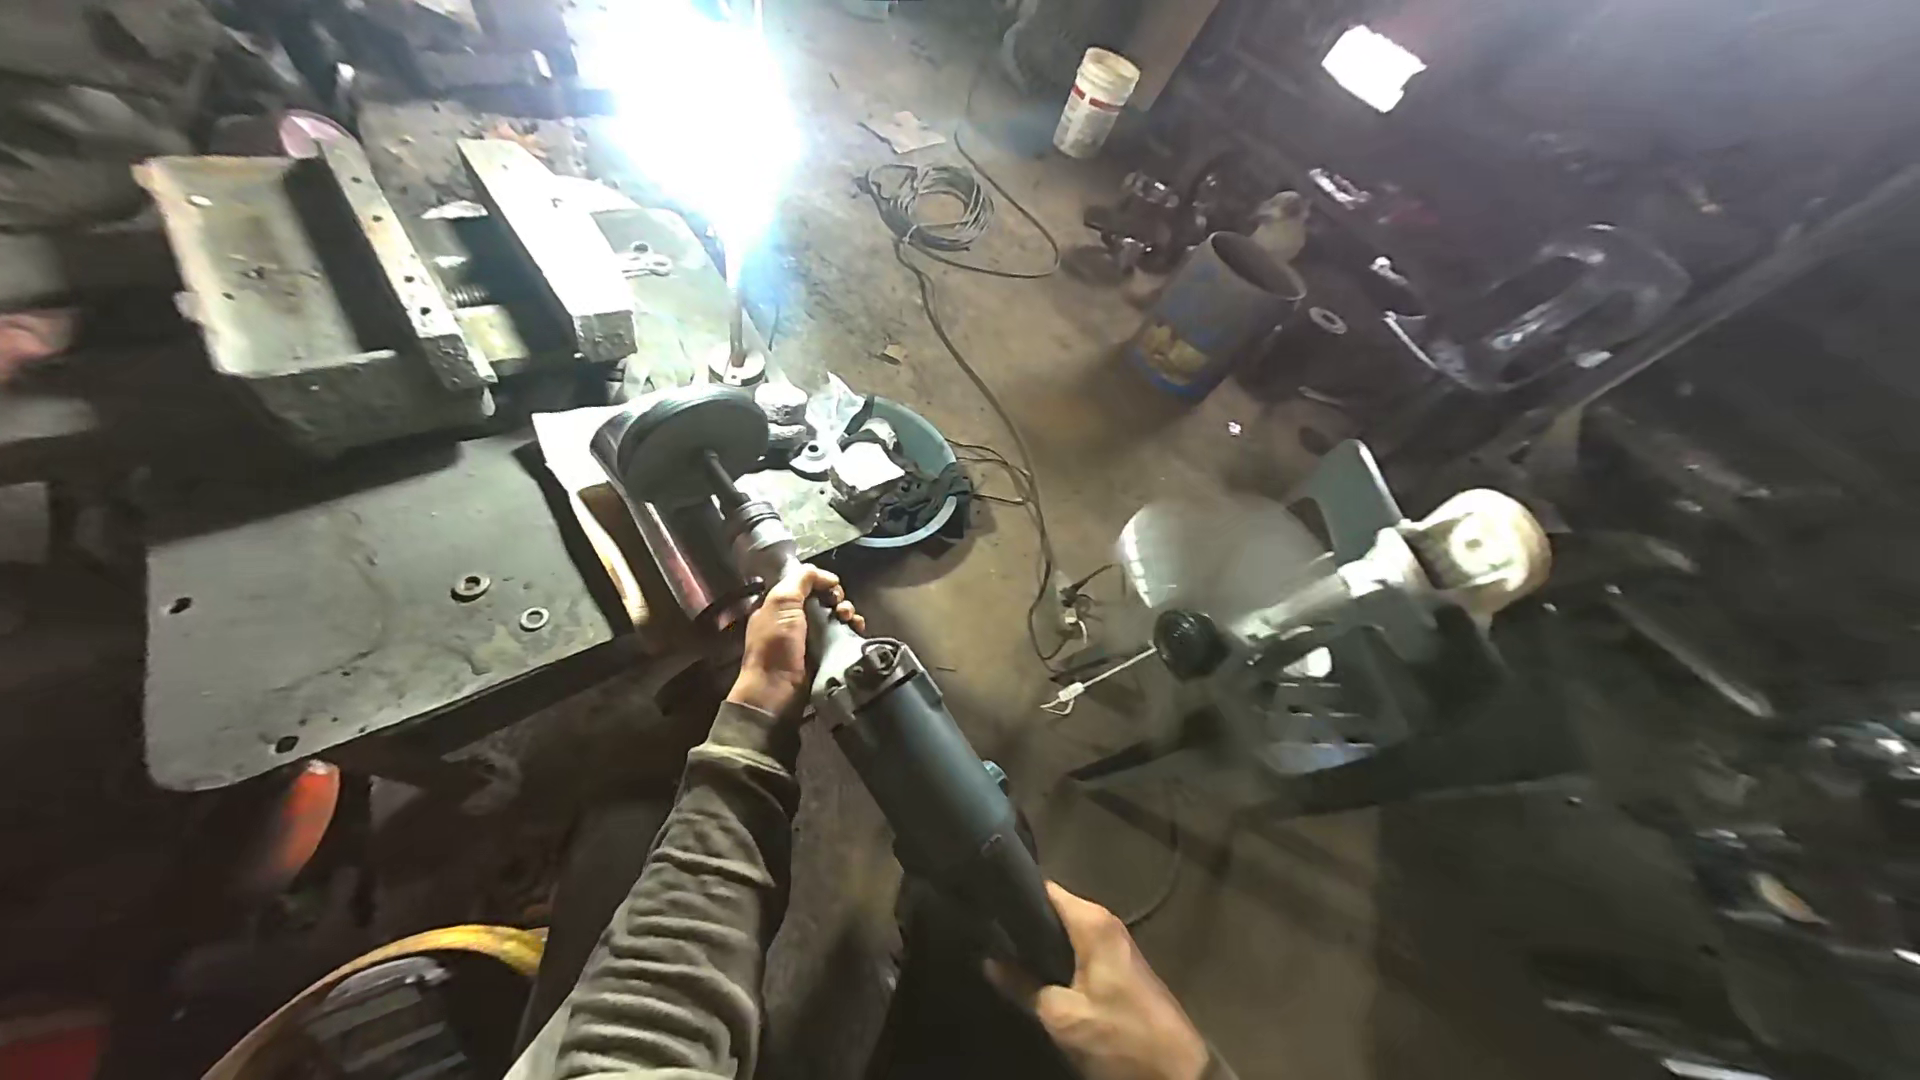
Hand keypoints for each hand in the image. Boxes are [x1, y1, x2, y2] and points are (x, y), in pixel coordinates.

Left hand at [726, 564, 864, 718]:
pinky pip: (845, 634)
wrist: (778, 689)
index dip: (822, 581)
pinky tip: (857, 628)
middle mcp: (797, 618)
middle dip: (837, 597)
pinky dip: (854, 628)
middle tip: (838, 606)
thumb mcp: (781, 602)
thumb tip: (828, 576)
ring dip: (847, 611)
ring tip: (848, 618)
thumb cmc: (776, 644)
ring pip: (838, 615)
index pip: (807, 584)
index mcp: (781, 605)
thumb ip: (801, 580)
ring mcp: (813, 637)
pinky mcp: (828, 653)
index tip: (831, 587)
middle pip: (826, 598)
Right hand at [987, 882, 1208, 1079]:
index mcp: (1091, 920)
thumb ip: (1023, 986)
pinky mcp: (1117, 963)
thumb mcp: (1064, 1017)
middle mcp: (1103, 920)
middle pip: (1053, 907)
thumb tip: (989, 962)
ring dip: (1039, 942)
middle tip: (990, 933)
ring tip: (1005, 951)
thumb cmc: (1120, 1036)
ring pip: (1065, 929)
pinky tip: (1036, 970)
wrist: (1179, 1073)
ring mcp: (1113, 941)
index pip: (1043, 888)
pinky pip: (1078, 946)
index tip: (987, 905)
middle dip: (1024, 921)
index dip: (1014, 894)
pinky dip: (1057, 954)